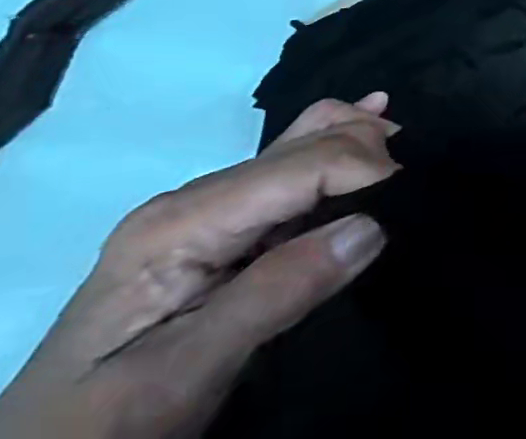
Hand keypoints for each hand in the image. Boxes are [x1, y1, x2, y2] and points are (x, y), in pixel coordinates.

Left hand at [0, 95, 400, 438]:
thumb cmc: (100, 426)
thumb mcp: (183, 374)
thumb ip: (275, 294)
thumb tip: (370, 227)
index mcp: (181, 223)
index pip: (295, 168)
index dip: (363, 168)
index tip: (419, 194)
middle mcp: (195, 199)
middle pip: (299, 144)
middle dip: (365, 144)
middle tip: (425, 173)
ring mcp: (205, 210)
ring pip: (296, 143)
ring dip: (355, 137)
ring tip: (410, 145)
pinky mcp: (218, 228)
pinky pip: (287, 169)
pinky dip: (335, 146)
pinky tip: (369, 117)